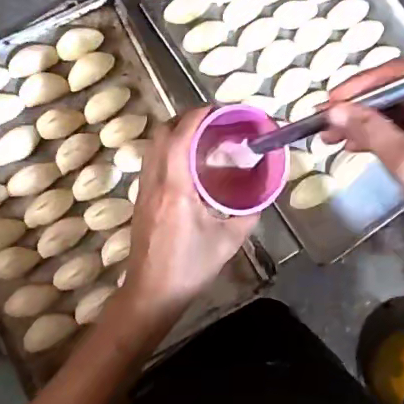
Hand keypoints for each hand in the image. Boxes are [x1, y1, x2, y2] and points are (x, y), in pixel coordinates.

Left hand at [122, 108, 259, 309]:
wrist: (152, 293)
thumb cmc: (190, 267)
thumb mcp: (228, 240)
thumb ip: (248, 212)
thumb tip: (262, 192)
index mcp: (175, 188)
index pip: (180, 136)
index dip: (199, 116)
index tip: (220, 110)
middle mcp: (154, 182)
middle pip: (162, 133)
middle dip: (187, 120)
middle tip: (215, 124)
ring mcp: (143, 190)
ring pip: (154, 146)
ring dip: (177, 135)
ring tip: (206, 141)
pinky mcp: (141, 200)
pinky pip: (154, 162)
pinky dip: (171, 152)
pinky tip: (192, 166)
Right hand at [324, 63, 403, 256]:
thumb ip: (370, 130)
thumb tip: (334, 110)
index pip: (399, 76)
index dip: (359, 88)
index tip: (328, 104)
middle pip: (402, 92)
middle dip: (362, 109)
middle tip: (326, 124)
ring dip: (372, 124)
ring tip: (336, 138)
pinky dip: (391, 136)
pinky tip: (363, 145)